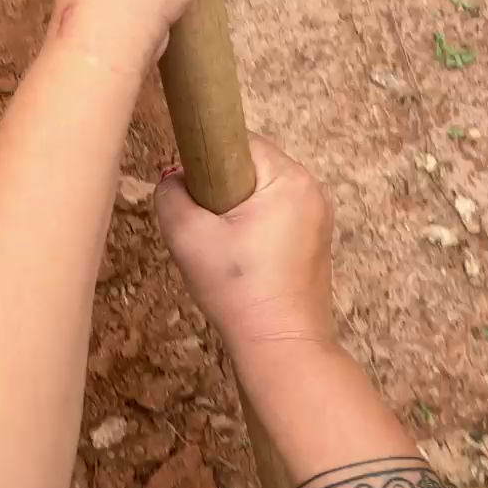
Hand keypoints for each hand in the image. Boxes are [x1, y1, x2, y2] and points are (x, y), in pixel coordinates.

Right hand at [154, 136, 337, 372]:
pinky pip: (273, 212)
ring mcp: (318, 216)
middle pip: (249, 165)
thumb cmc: (236, 285)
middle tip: (200, 223)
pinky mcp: (314, 239)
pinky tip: (236, 254)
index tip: (189, 193)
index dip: (205, 160)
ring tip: (216, 241)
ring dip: (232, 207)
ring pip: (259, 190)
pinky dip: (250, 224)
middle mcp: (311, 189)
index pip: (237, 142)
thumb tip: (174, 180)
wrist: (279, 344)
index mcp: (289, 179)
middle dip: (218, 187)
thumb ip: (170, 193)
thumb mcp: (186, 234)